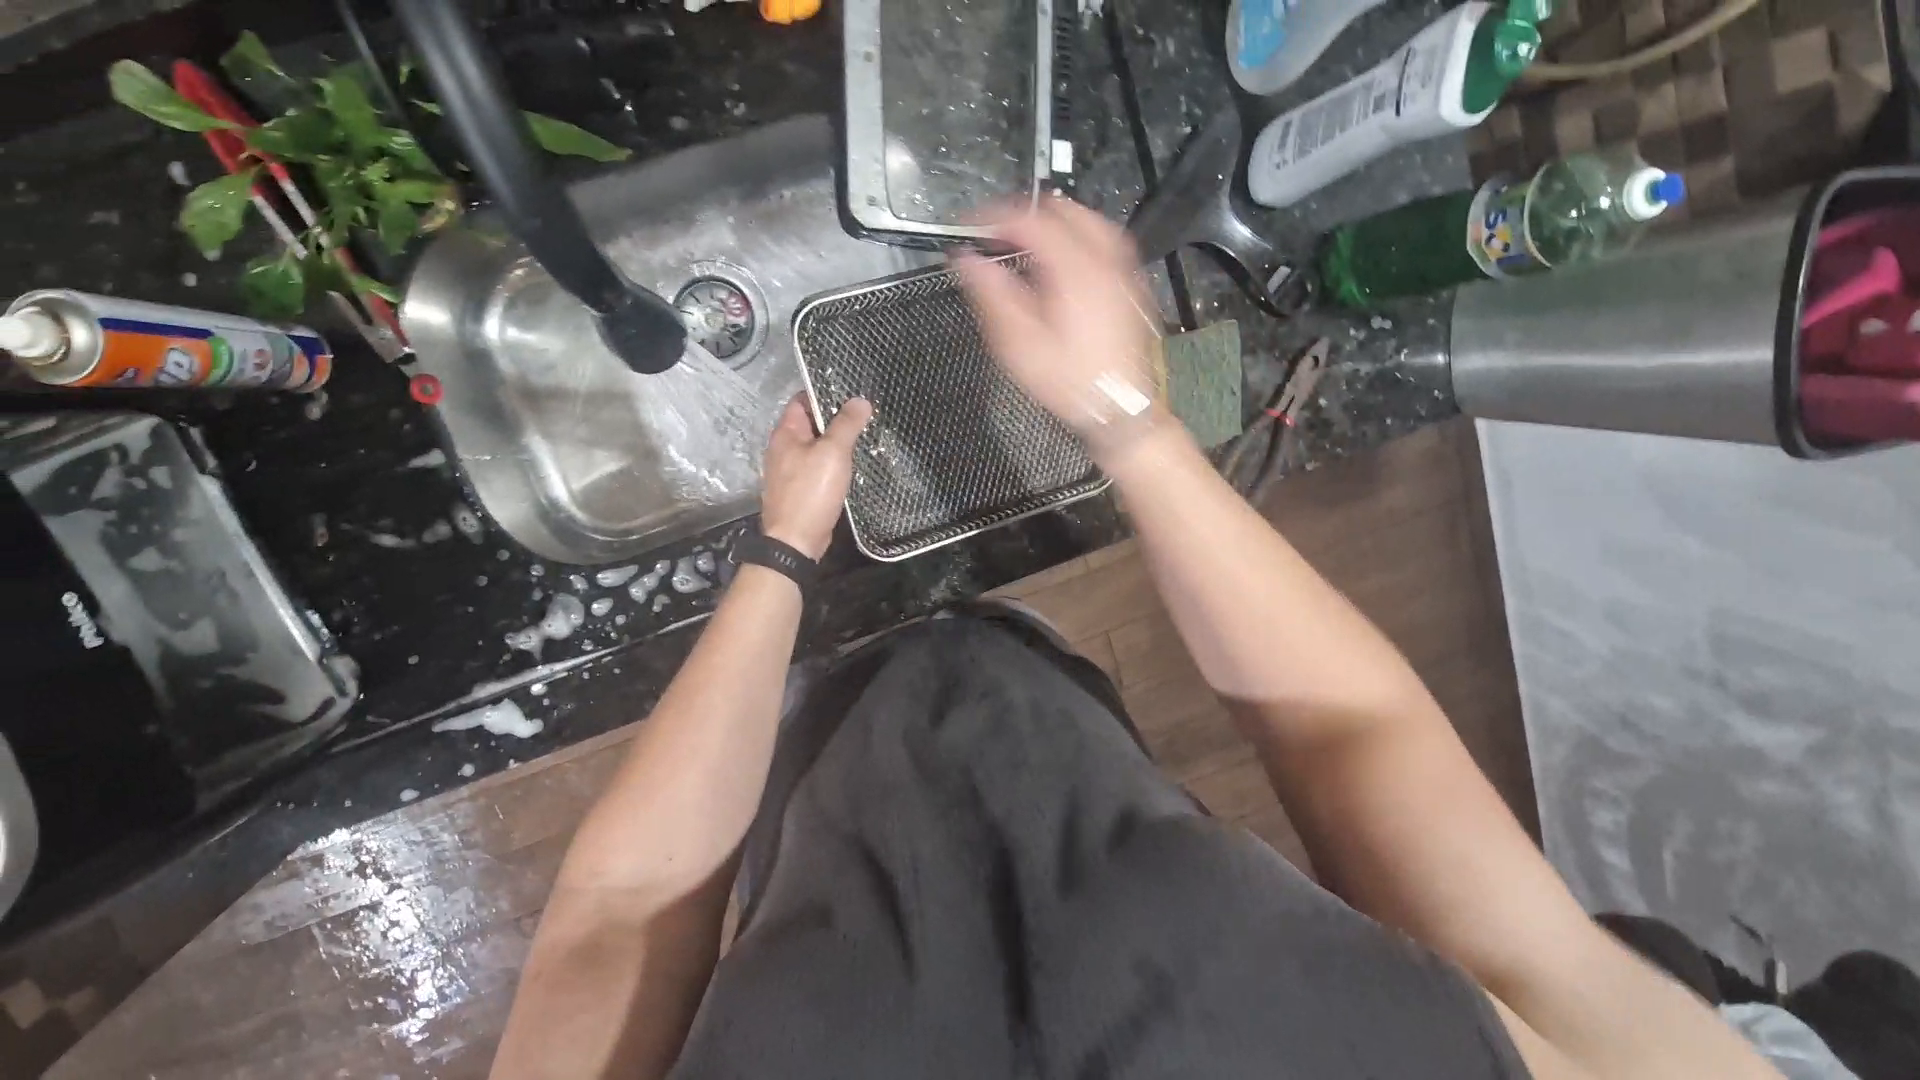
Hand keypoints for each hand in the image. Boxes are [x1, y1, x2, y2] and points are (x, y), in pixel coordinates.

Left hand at [759, 394, 870, 560]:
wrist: (795, 541)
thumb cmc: (811, 491)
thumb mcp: (833, 452)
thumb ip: (846, 424)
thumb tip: (860, 400)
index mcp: (785, 434)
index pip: (802, 400)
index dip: (824, 393)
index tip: (851, 392)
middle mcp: (782, 449)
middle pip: (810, 424)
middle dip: (835, 419)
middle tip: (865, 416)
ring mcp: (788, 471)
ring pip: (815, 448)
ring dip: (836, 444)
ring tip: (864, 438)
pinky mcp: (798, 490)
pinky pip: (817, 468)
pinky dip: (832, 465)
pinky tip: (851, 468)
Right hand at [953, 196, 1163, 460]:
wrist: (1122, 410)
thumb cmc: (1071, 383)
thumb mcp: (1020, 346)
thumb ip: (993, 295)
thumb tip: (968, 261)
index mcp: (1075, 270)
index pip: (1030, 220)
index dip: (994, 218)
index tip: (970, 229)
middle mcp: (1105, 260)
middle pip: (1063, 210)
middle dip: (1025, 214)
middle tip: (997, 234)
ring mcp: (1124, 270)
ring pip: (1088, 220)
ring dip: (1054, 222)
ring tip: (1026, 241)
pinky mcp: (1131, 285)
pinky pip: (1105, 241)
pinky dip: (1078, 236)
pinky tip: (1063, 258)